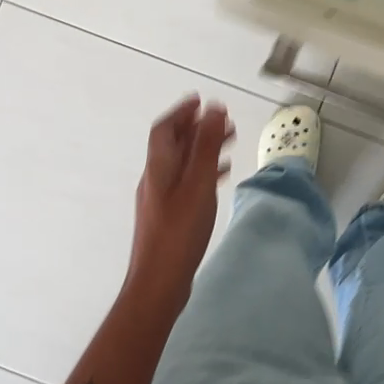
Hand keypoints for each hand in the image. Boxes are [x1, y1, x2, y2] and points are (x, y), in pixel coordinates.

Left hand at [126, 96, 233, 303]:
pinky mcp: (168, 216)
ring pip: (182, 162)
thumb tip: (213, 109)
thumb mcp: (197, 185)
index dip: (182, 111)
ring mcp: (160, 199)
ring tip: (228, 143)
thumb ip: (206, 146)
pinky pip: (186, 182)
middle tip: (223, 120)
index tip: (201, 100)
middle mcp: (155, 178)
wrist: (158, 284)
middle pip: (173, 144)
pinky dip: (202, 171)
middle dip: (197, 127)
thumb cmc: (179, 233)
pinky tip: (219, 177)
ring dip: (202, 148)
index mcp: (158, 167)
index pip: (165, 129)